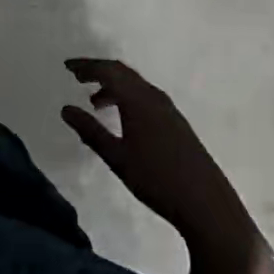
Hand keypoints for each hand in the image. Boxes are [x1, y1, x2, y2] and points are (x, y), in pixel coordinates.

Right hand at [61, 58, 251, 239]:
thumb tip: (65, 109)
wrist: (209, 207)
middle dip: (99, 70)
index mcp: (138, 101)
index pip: (108, 72)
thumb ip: (90, 131)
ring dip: (113, 86)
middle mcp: (154, 98)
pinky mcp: (178, 124)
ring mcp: (169, 110)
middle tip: (77, 76)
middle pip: (123, 72)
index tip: (67, 67)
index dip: (86, 66)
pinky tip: (123, 118)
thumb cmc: (158, 180)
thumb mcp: (117, 157)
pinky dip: (128, 97)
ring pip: (136, 85)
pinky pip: (146, 97)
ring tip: (95, 102)